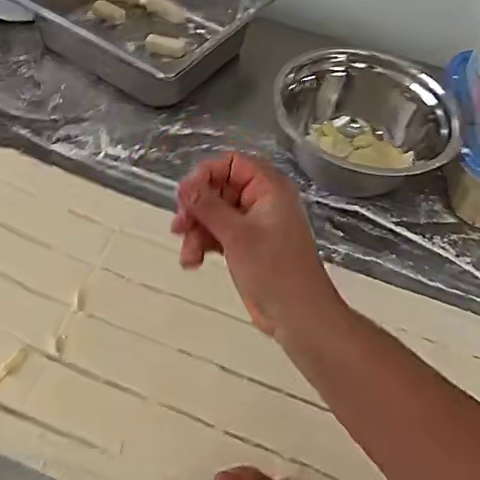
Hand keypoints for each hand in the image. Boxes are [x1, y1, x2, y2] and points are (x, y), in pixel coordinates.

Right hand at [173, 154, 343, 336]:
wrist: (298, 316)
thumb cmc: (275, 270)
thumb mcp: (236, 234)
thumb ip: (207, 206)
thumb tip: (184, 185)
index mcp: (269, 188)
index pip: (231, 164)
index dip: (206, 175)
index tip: (185, 195)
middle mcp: (261, 201)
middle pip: (218, 189)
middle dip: (196, 208)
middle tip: (180, 225)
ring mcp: (253, 225)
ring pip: (214, 214)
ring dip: (196, 231)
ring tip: (188, 253)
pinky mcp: (246, 246)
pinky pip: (217, 235)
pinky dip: (203, 244)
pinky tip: (192, 261)